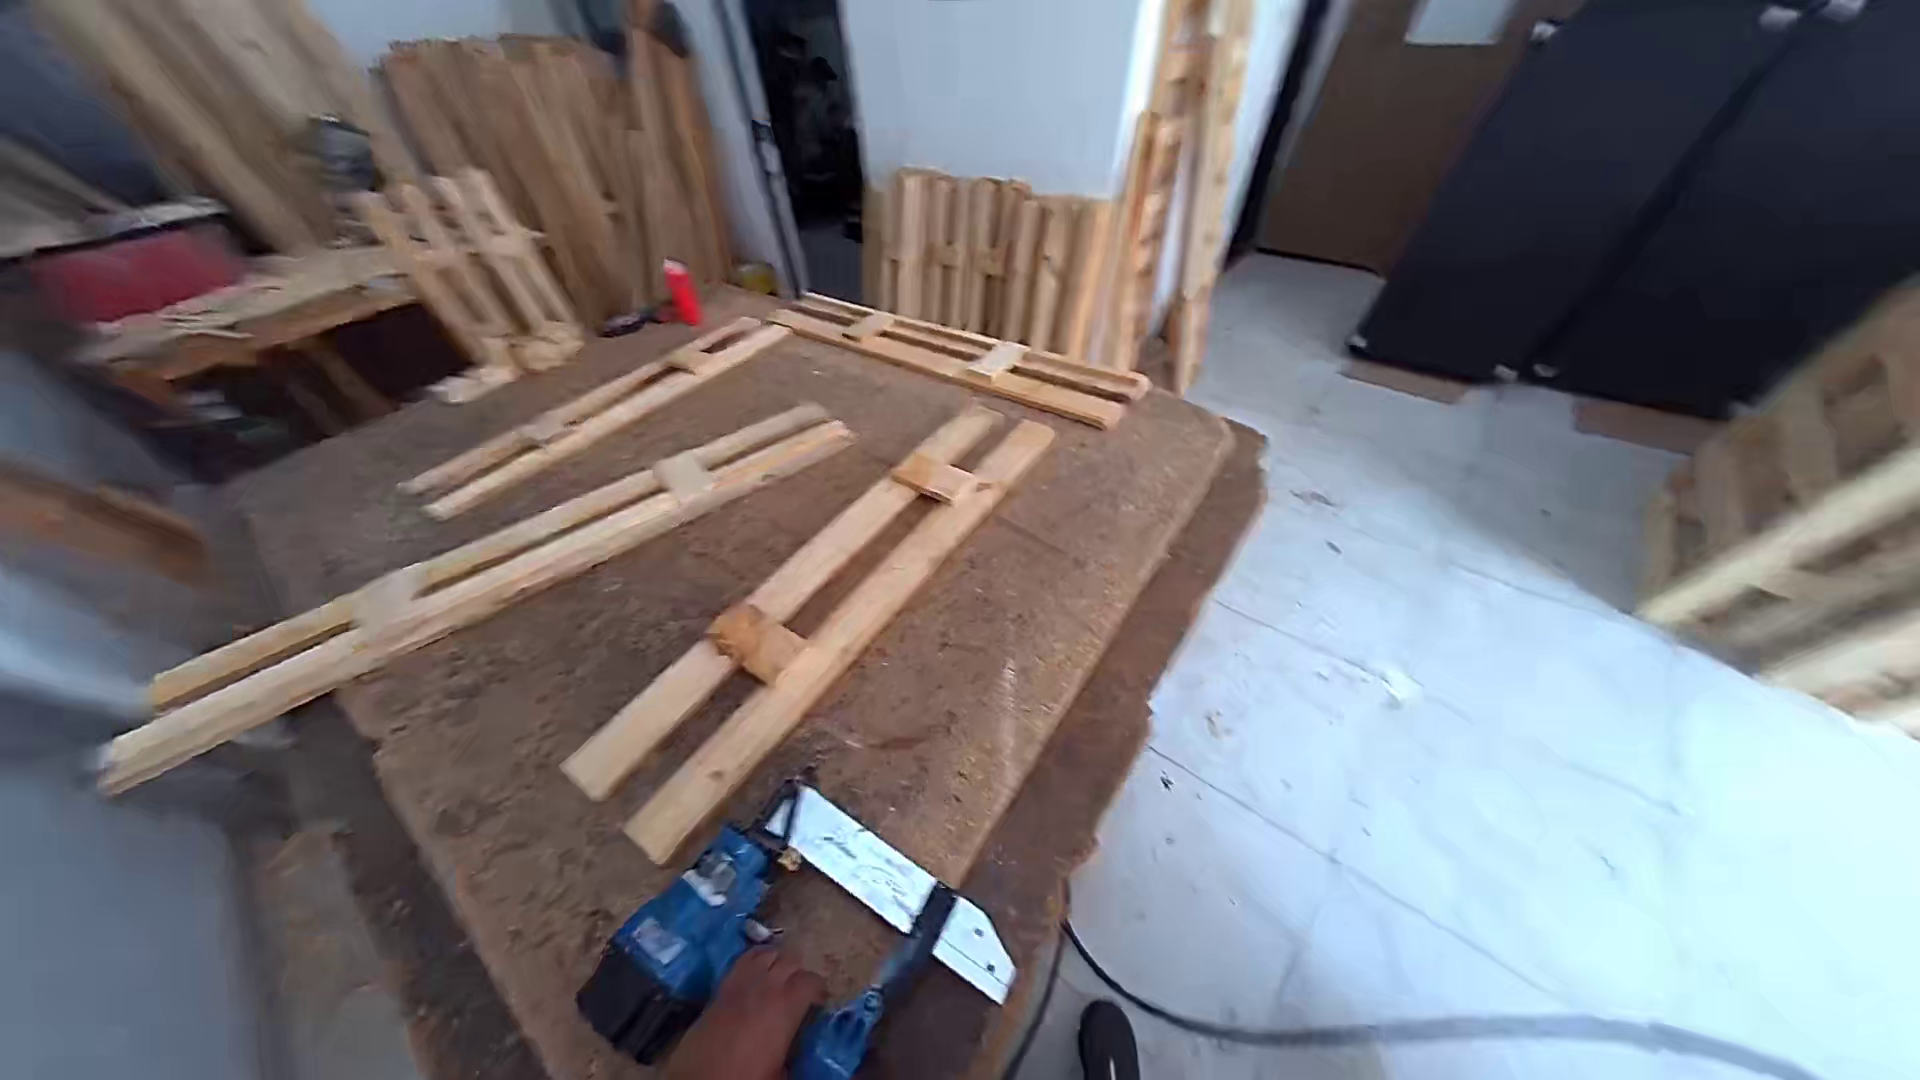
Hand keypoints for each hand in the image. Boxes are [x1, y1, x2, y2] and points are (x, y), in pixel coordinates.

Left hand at [665, 946, 825, 1079]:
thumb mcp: (779, 1075)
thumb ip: (793, 1054)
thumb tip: (795, 1049)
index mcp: (786, 1006)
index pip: (812, 981)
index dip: (818, 989)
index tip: (818, 1002)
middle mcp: (767, 985)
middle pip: (792, 958)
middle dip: (799, 971)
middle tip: (798, 990)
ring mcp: (743, 981)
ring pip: (769, 952)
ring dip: (777, 961)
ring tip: (778, 977)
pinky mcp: (722, 985)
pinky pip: (744, 958)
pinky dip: (755, 959)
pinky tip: (756, 972)